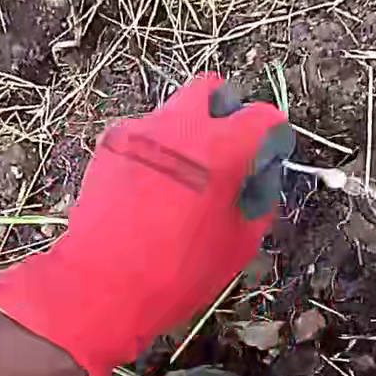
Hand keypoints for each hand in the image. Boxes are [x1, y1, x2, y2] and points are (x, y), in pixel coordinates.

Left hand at [0, 73, 292, 375]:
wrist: (102, 285)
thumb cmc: (180, 272)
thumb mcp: (238, 245)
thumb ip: (257, 203)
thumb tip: (258, 184)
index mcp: (221, 149)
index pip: (263, 117)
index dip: (274, 138)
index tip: (270, 159)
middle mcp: (180, 127)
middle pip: (213, 89)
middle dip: (229, 112)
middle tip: (230, 150)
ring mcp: (140, 132)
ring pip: (176, 110)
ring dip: (192, 130)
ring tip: (190, 175)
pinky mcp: (110, 145)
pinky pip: (145, 133)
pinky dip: (160, 149)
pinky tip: (156, 187)